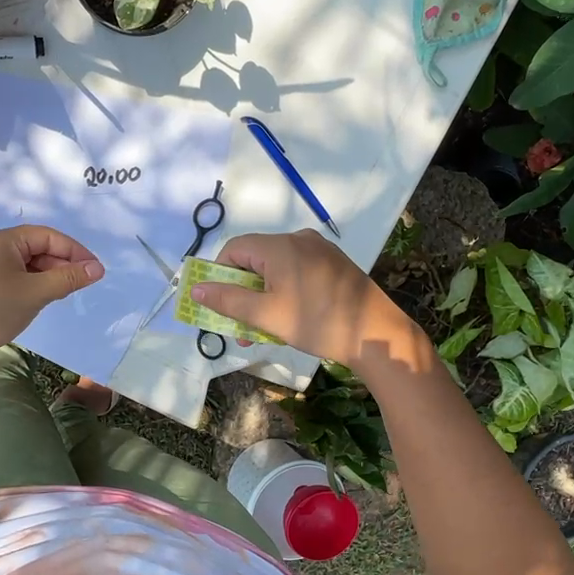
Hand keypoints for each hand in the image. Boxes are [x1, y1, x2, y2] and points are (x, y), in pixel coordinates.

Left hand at [0, 226, 104, 365]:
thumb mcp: (35, 294)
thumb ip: (68, 279)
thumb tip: (98, 269)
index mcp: (1, 240)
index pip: (46, 235)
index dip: (74, 250)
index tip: (95, 270)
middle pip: (36, 247)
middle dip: (61, 263)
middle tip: (82, 284)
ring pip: (25, 264)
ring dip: (48, 275)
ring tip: (65, 293)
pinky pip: (14, 276)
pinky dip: (32, 284)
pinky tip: (42, 299)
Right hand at [188, 229, 423, 373]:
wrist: (377, 334)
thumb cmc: (318, 322)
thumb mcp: (266, 315)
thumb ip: (228, 300)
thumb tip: (196, 289)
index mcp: (280, 246)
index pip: (234, 249)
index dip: (219, 276)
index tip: (220, 305)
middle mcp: (299, 240)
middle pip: (255, 260)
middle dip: (242, 294)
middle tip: (239, 328)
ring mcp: (320, 251)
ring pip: (276, 270)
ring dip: (262, 299)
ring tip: (262, 333)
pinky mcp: (335, 265)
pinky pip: (297, 274)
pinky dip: (284, 294)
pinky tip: (290, 321)